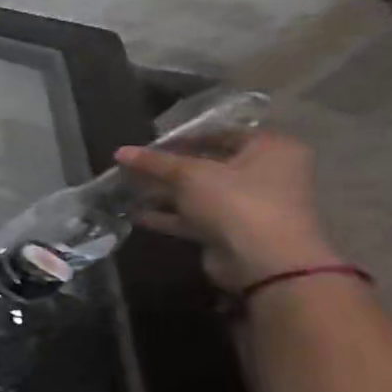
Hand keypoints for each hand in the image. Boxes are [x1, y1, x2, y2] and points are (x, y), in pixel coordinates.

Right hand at [115, 131, 337, 290]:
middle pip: (208, 163)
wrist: (261, 258)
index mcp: (271, 149)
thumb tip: (120, 151)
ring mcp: (246, 202)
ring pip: (197, 191)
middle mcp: (264, 172)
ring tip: (125, 189)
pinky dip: (166, 214)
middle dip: (168, 167)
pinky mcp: (228, 226)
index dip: (184, 138)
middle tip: (131, 167)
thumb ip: (155, 162)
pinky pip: (192, 215)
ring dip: (162, 191)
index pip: (223, 134)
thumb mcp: (190, 175)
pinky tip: (134, 213)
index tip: (148, 145)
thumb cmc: (235, 202)